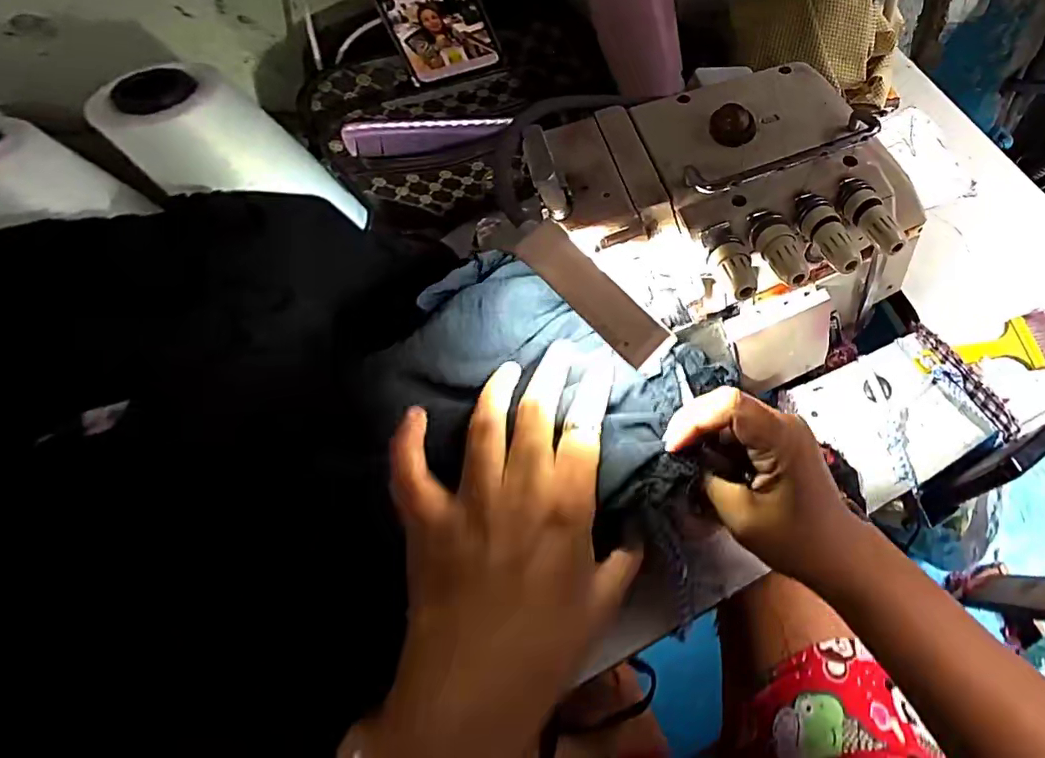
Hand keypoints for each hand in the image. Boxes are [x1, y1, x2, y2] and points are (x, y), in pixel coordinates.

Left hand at [360, 343, 643, 757]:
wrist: (470, 694)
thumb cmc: (548, 643)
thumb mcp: (607, 594)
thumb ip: (628, 548)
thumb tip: (637, 519)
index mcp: (568, 504)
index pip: (584, 428)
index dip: (593, 391)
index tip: (599, 367)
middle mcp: (520, 490)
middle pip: (536, 413)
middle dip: (550, 373)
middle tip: (559, 350)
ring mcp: (468, 504)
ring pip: (482, 428)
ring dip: (496, 390)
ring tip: (509, 367)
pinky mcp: (425, 525)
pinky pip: (410, 474)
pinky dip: (406, 442)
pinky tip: (412, 414)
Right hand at [662, 388, 863, 585]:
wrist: (835, 550)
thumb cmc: (792, 539)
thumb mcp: (740, 515)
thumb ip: (709, 482)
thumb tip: (688, 464)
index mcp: (780, 435)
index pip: (730, 404)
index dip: (694, 420)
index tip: (672, 449)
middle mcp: (785, 422)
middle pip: (731, 404)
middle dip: (696, 424)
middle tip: (672, 453)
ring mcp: (787, 429)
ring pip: (736, 415)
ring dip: (708, 433)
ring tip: (685, 459)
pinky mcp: (784, 440)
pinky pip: (747, 430)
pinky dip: (724, 443)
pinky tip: (709, 463)